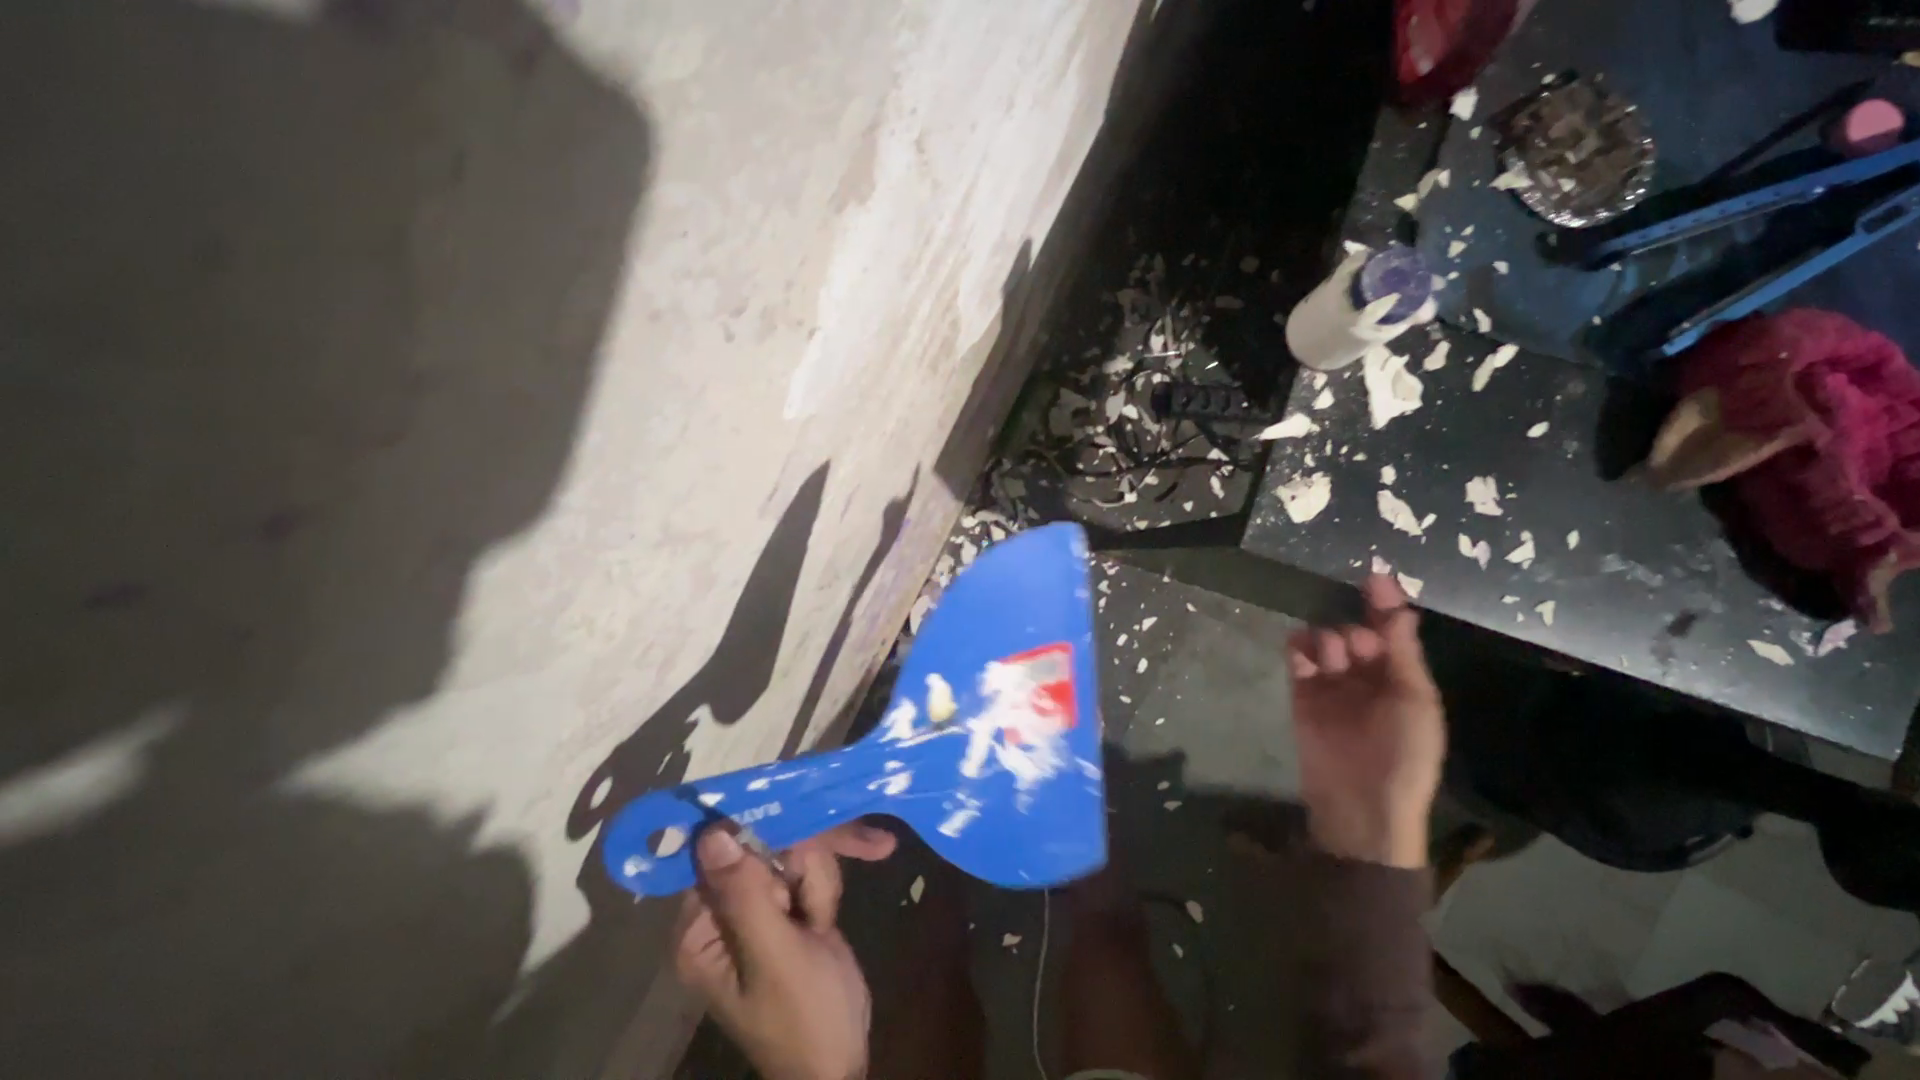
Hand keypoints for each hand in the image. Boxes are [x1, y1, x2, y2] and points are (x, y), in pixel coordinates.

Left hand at [675, 821, 896, 1079]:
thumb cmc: (803, 1018)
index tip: (798, 840)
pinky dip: (826, 890)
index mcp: (700, 929)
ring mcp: (756, 908)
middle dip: (801, 872)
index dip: (760, 837)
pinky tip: (828, 923)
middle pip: (763, 846)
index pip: (722, 854)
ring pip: (792, 852)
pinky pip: (808, 871)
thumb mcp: (775, 958)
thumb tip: (711, 830)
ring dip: (818, 884)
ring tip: (823, 928)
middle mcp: (721, 913)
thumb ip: (745, 894)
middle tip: (819, 916)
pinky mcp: (787, 909)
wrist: (841, 1064)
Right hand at [1288, 574, 1444, 868]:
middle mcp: (1368, 678)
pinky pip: (1298, 661)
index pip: (1392, 631)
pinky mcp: (1303, 697)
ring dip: (1328, 639)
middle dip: (1355, 632)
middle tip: (1356, 650)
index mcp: (1403, 679)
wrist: (1361, 806)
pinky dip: (1299, 648)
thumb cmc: (1402, 756)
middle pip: (1356, 633)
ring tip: (1331, 659)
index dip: (1385, 605)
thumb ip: (1402, 653)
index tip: (1374, 576)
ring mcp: (1333, 687)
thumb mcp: (1414, 702)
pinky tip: (1302, 650)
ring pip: (1326, 642)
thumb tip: (1400, 608)